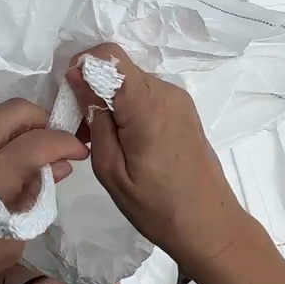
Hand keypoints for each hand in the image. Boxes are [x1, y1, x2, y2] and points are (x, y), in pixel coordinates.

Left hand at [0, 98, 87, 283]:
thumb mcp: (4, 244)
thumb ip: (33, 201)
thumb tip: (56, 169)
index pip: (37, 141)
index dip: (65, 141)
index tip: (81, 151)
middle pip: (16, 110)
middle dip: (43, 121)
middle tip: (57, 147)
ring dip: (21, 131)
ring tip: (34, 163)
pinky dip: (1, 141)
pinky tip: (7, 170)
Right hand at [67, 43, 259, 278]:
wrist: (212, 228)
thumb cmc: (157, 207)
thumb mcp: (110, 169)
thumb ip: (94, 117)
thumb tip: (77, 76)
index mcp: (147, 105)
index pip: (109, 55)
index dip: (83, 65)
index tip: (73, 96)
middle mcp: (166, 92)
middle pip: (117, 68)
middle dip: (93, 88)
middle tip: (82, 129)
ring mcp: (178, 99)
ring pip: (129, 81)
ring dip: (110, 101)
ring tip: (103, 141)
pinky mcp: (183, 109)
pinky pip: (145, 94)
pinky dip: (127, 108)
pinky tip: (125, 142)